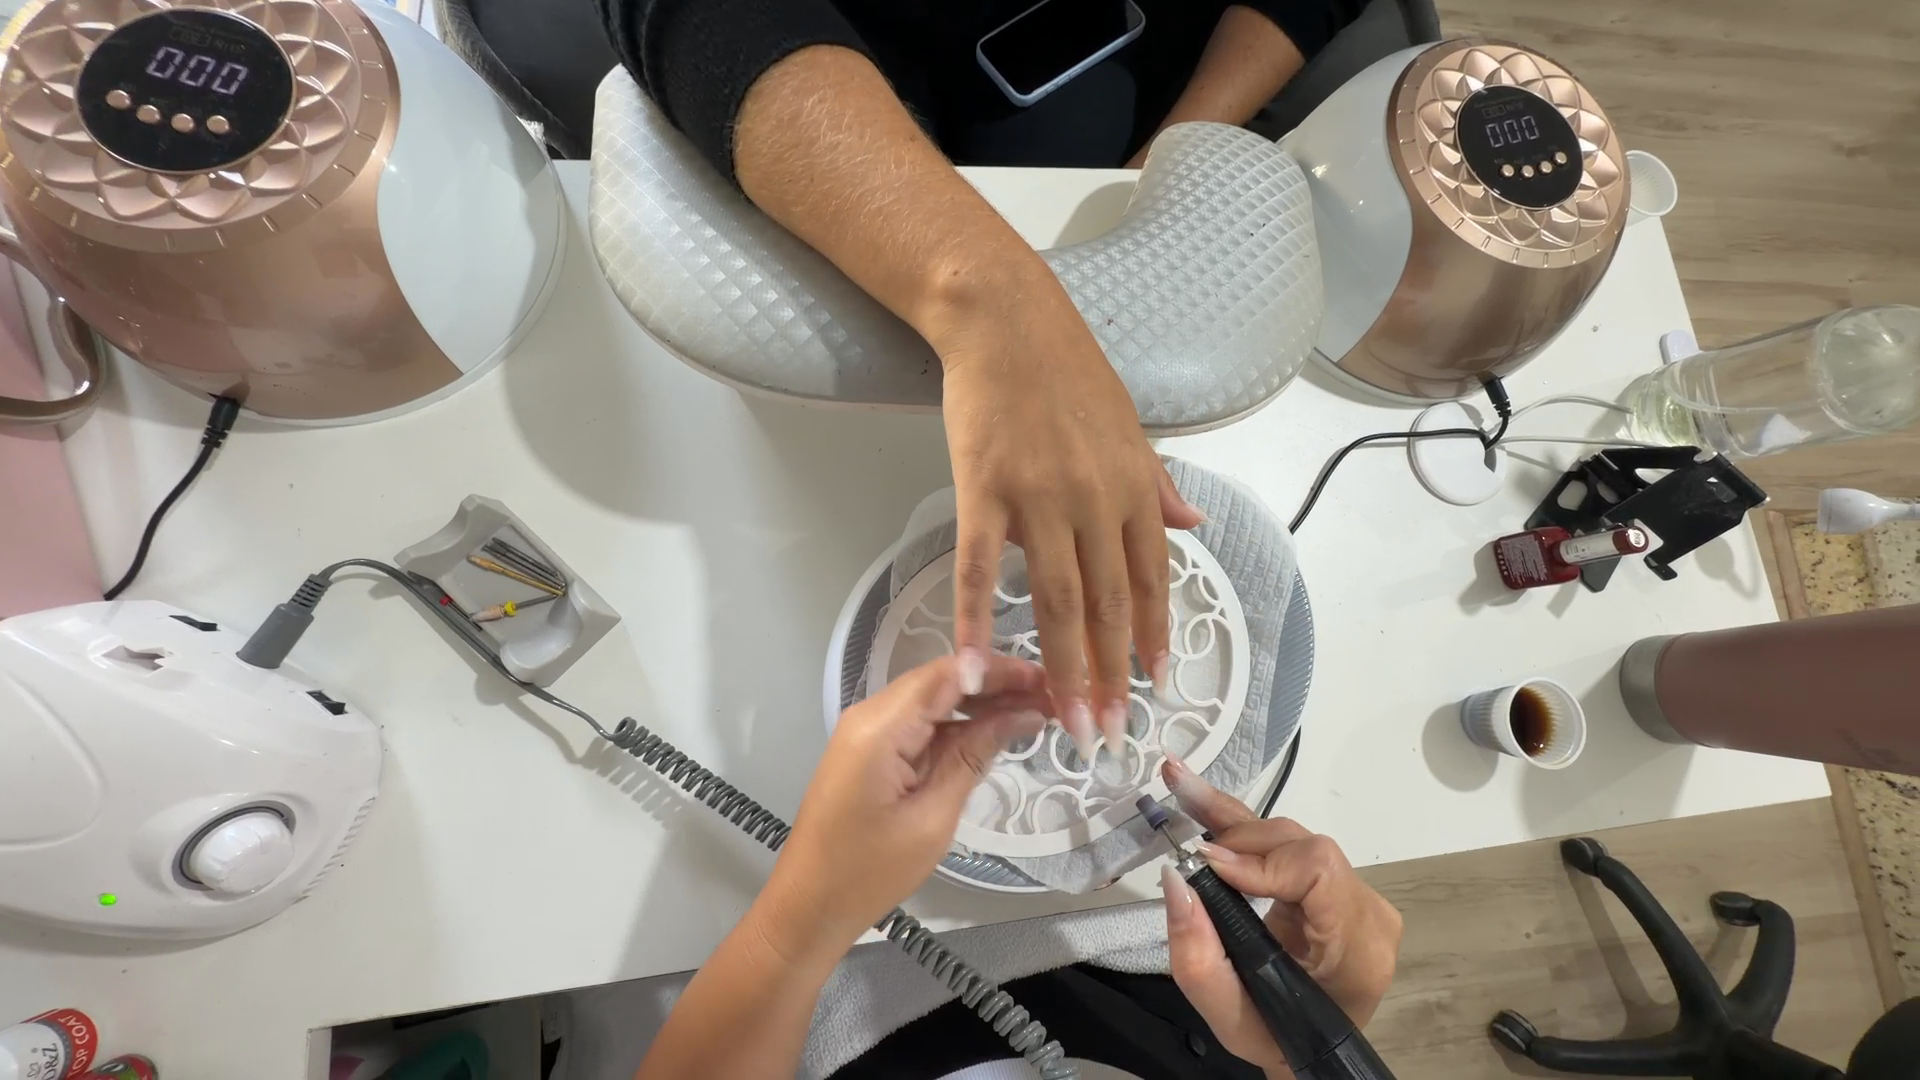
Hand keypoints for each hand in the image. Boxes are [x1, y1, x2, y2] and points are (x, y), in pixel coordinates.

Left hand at [760, 654, 1049, 960]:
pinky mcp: (870, 747)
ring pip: (932, 699)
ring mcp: (866, 729)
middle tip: (1050, 697)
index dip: (998, 671)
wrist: (807, 907)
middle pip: (941, 681)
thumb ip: (974, 757)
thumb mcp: (933, 817)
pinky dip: (956, 724)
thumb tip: (1022, 716)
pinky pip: (919, 722)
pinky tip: (992, 731)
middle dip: (996, 685)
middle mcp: (869, 714)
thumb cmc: (868, 873)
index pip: (947, 675)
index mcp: (879, 726)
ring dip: (980, 704)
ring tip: (1033, 712)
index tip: (1046, 679)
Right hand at [927, 263, 1202, 760]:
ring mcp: (1038, 499)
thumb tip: (1196, 523)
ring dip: (1064, 668)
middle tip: (1110, 732)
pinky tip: (976, 664)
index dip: (1151, 636)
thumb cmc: (1069, 373)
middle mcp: (1096, 501)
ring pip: (1056, 599)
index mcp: (1134, 487)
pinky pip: (981, 567)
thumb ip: (1158, 484)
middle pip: (1106, 604)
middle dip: (1111, 675)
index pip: (1149, 579)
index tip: (1153, 685)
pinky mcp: (984, 492)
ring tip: (1069, 722)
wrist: (1007, 324)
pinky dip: (978, 617)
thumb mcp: (1131, 427)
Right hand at [1160, 758, 1401, 1075]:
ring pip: (1287, 834)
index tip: (1207, 864)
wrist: (1310, 1052)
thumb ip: (1199, 959)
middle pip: (1300, 844)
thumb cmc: (1275, 1038)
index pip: (1317, 869)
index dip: (1260, 859)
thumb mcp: (1230, 1019)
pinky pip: (1281, 839)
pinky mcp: (1327, 878)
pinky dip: (1235, 818)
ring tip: (1177, 786)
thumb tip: (1175, 879)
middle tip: (1186, 850)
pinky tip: (1195, 789)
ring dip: (1229, 820)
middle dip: (1237, 841)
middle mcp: (1365, 910)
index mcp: (1357, 949)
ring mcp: (1351, 890)